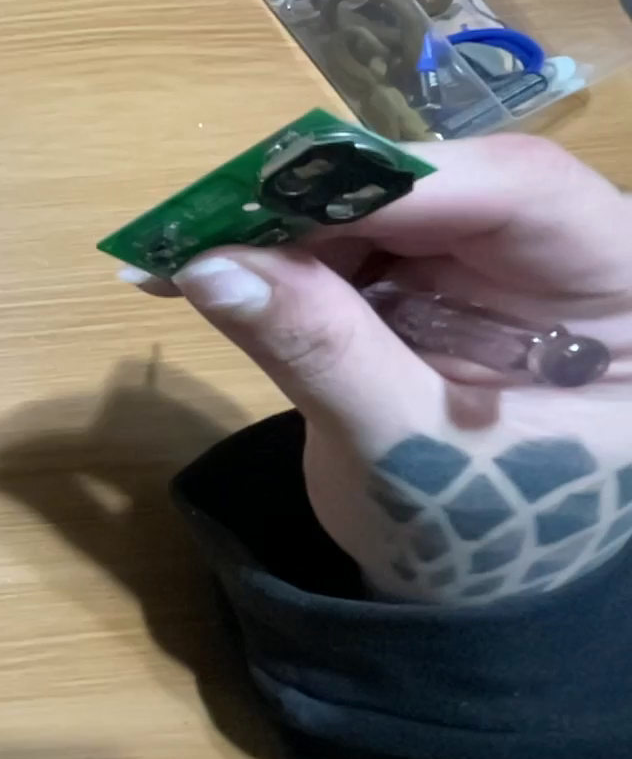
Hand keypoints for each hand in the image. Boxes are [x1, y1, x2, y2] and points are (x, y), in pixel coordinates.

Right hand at [137, 135, 631, 602]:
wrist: (445, 571)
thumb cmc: (464, 529)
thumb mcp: (397, 449)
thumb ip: (319, 353)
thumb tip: (208, 268)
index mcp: (623, 294)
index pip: (513, 195)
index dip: (381, 187)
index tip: (253, 205)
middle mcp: (556, 259)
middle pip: (423, 192)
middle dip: (298, 211)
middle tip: (190, 232)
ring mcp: (475, 270)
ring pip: (359, 214)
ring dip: (258, 234)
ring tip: (171, 261)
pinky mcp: (408, 286)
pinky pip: (323, 251)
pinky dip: (251, 262)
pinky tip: (192, 276)